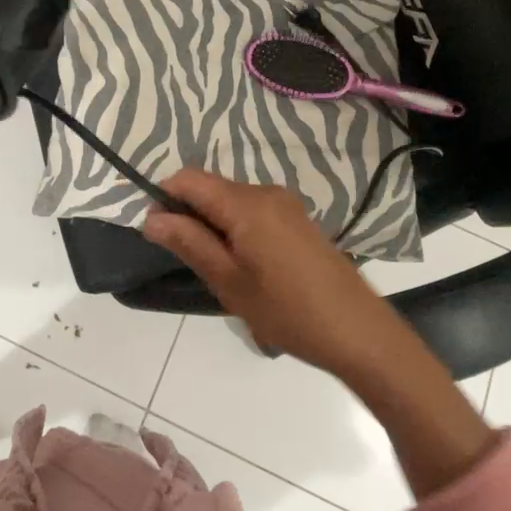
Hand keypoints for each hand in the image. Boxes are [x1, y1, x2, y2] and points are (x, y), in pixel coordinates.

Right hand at [142, 169, 413, 376]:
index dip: (164, 198)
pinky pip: (254, 213)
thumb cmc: (287, 311)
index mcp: (246, 203)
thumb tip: (152, 218)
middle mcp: (266, 193)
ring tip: (218, 271)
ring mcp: (286, 205)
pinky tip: (245, 268)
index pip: (189, 179)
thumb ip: (189, 243)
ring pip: (232, 202)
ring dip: (213, 225)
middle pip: (210, 188)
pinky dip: (237, 230)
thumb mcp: (228, 282)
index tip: (156, 232)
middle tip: (188, 261)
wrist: (358, 331)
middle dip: (189, 215)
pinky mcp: (299, 221)